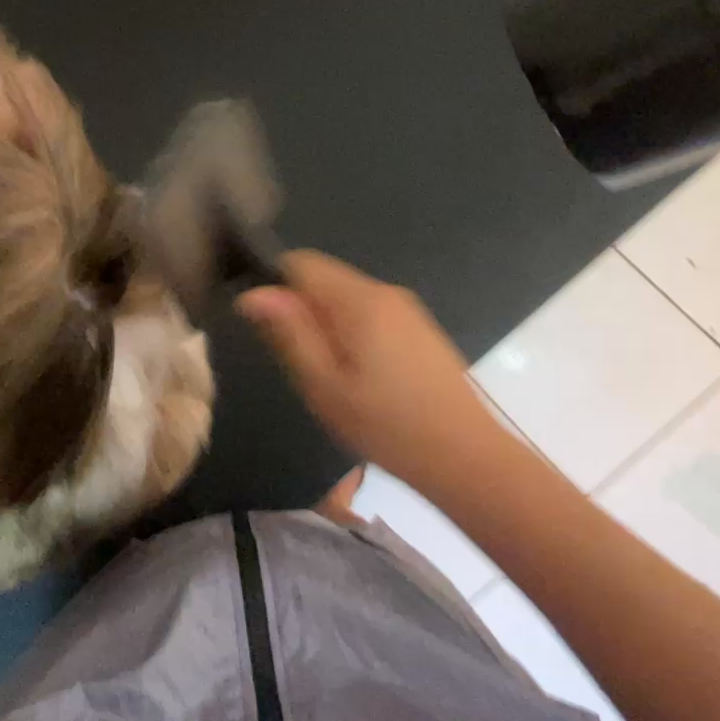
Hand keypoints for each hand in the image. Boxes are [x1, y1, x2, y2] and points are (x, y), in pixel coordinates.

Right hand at [236, 250, 497, 474]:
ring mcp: (407, 310)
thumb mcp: (323, 384)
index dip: (275, 287)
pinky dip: (353, 338)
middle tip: (306, 367)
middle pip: (324, 281)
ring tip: (334, 381)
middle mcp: (385, 292)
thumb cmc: (386, 425)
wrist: (466, 458)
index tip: (272, 331)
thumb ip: (288, 332)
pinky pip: (370, 317)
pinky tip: (364, 383)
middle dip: (303, 314)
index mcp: (359, 300)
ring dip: (328, 329)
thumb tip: (252, 294)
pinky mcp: (420, 330)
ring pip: (346, 301)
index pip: (300, 262)